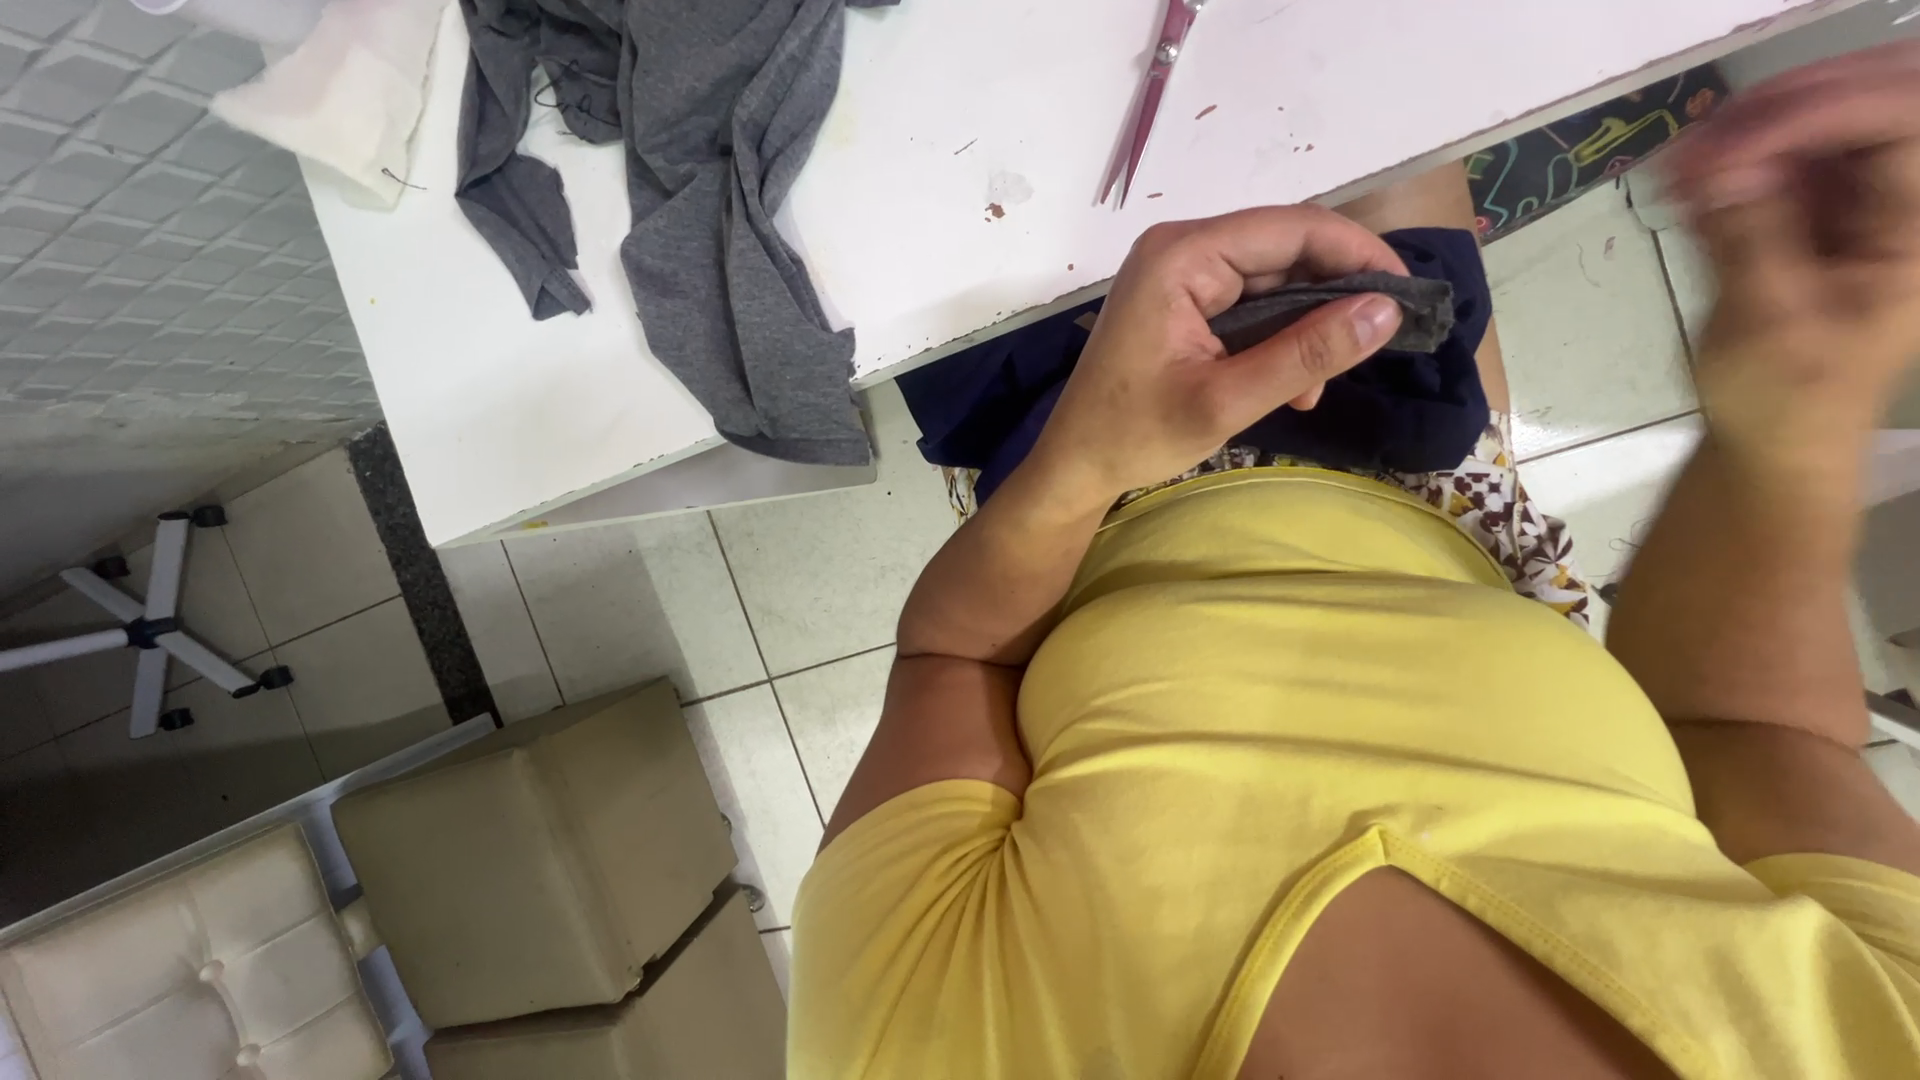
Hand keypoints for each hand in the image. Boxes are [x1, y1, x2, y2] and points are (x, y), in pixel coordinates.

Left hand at [1028, 205, 1406, 496]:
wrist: (1076, 463)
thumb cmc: (1135, 436)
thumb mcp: (1225, 401)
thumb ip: (1304, 355)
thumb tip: (1387, 311)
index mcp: (1181, 256)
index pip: (1292, 228)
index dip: (1358, 255)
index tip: (1405, 297)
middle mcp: (1179, 249)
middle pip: (1284, 251)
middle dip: (1330, 302)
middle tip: (1364, 351)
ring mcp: (1177, 274)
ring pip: (1272, 281)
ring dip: (1304, 330)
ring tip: (1313, 387)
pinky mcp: (1179, 302)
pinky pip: (1248, 304)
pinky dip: (1275, 339)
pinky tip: (1288, 386)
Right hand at [1664, 41, 1919, 460]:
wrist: (1777, 434)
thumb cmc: (1780, 394)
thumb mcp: (1764, 324)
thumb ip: (1748, 242)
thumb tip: (1716, 174)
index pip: (1901, 124)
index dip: (1814, 115)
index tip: (1716, 148)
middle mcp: (1904, 199)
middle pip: (1878, 100)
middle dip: (1786, 105)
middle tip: (1698, 139)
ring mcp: (1861, 203)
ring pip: (1829, 121)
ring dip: (1752, 129)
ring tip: (1681, 162)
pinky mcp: (1813, 216)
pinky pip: (1786, 161)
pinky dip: (1735, 158)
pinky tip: (1687, 178)